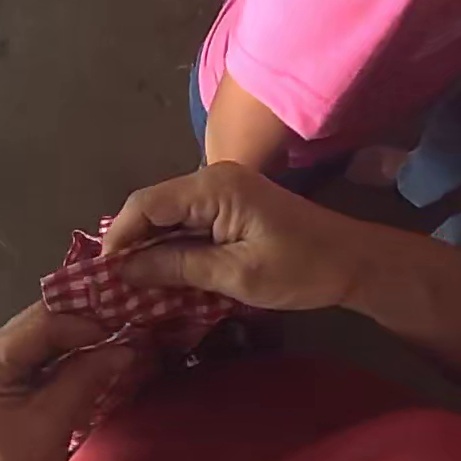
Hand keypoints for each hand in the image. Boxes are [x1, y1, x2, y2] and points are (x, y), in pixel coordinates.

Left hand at [0, 303, 135, 460]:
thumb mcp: (52, 422)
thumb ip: (85, 378)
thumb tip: (122, 348)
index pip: (41, 323)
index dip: (85, 323)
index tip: (122, 329)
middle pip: (42, 323)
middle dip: (86, 325)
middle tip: (127, 327)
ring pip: (47, 336)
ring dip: (83, 338)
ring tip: (120, 340)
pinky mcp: (10, 379)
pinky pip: (46, 355)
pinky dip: (74, 355)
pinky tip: (100, 357)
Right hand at [102, 162, 395, 311]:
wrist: (358, 263)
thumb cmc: (302, 269)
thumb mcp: (235, 274)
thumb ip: (176, 268)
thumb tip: (123, 271)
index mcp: (214, 186)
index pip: (146, 204)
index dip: (119, 236)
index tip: (103, 273)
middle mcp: (211, 179)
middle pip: (151, 207)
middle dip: (129, 242)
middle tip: (112, 281)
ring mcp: (220, 190)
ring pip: (164, 215)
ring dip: (147, 246)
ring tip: (130, 280)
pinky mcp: (227, 205)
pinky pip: (184, 222)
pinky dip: (168, 246)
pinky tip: (160, 271)